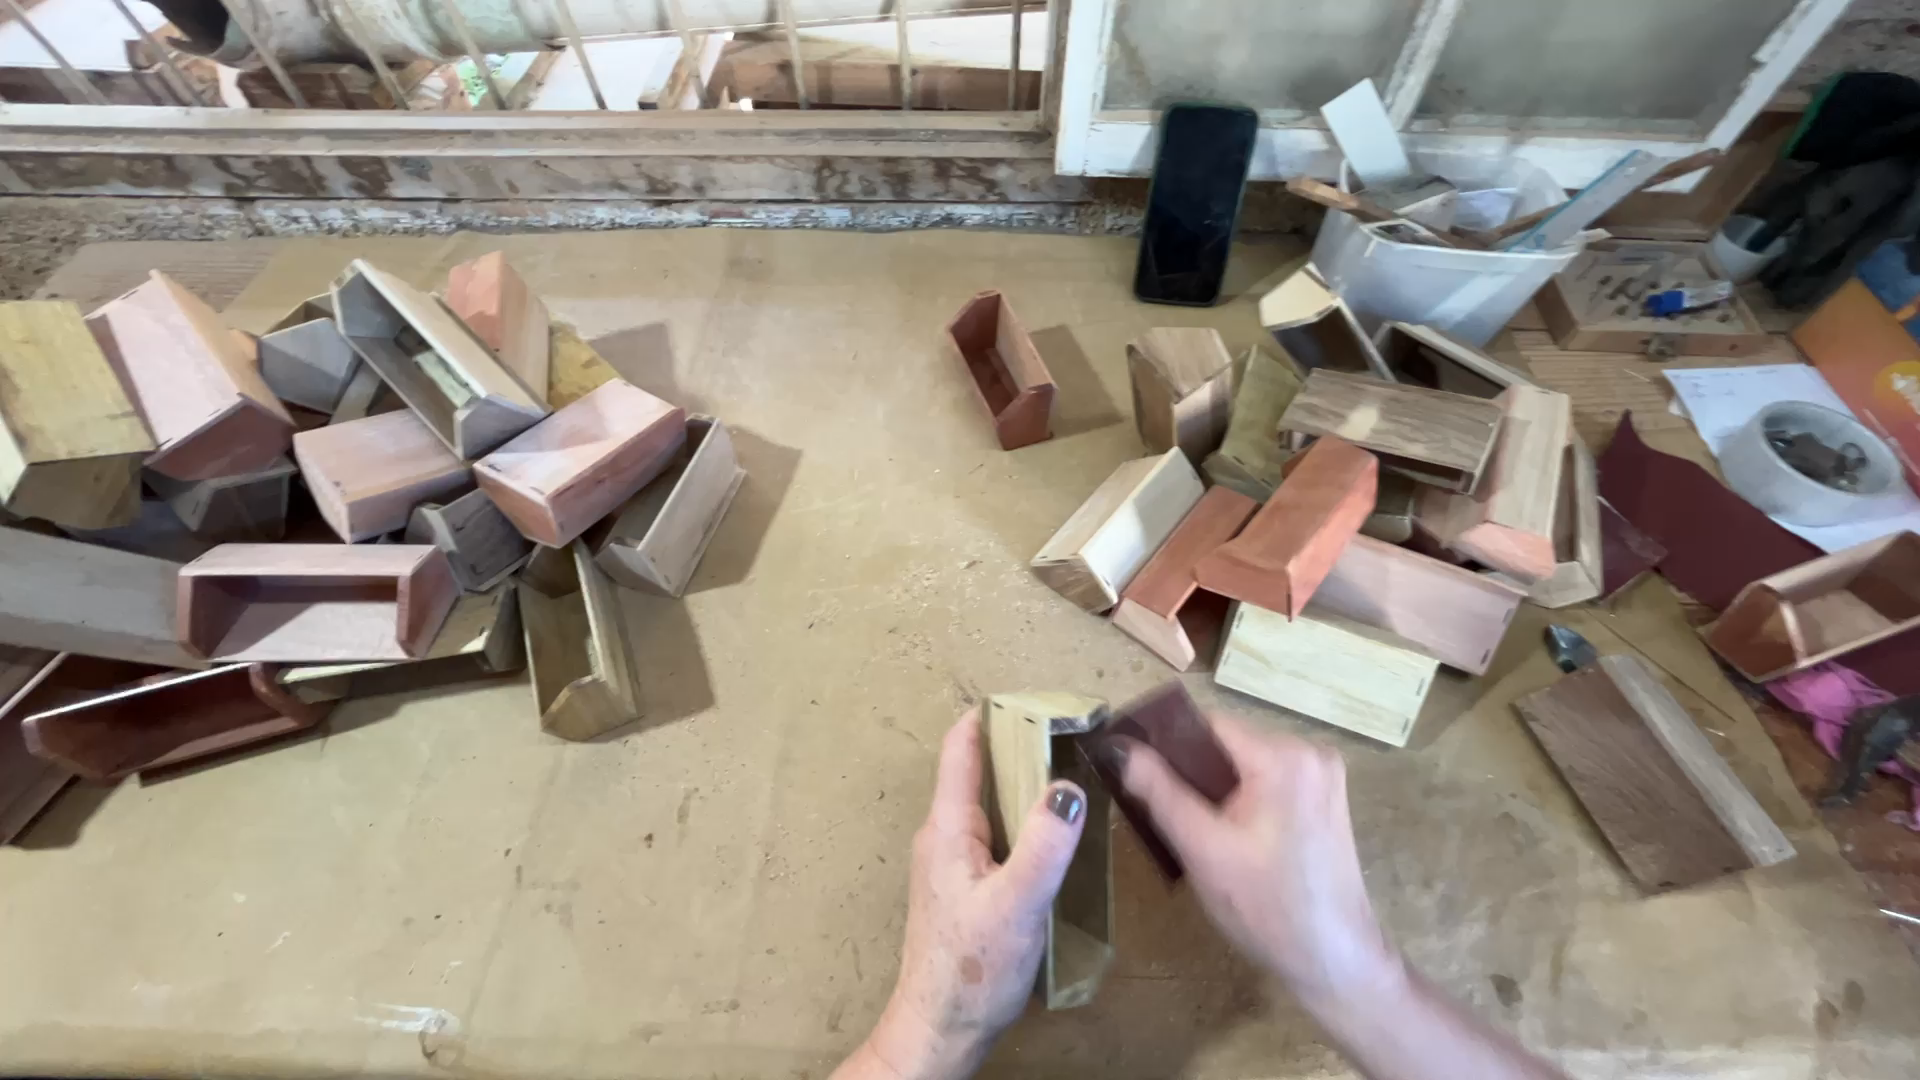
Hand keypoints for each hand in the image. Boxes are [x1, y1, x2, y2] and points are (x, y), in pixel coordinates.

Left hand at [840, 710, 1087, 1079]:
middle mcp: (942, 832)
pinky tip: (1046, 828)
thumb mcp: (1017, 903)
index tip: (1032, 699)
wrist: (939, 1028)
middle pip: (975, 768)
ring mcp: (949, 857)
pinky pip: (990, 827)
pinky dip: (1017, 812)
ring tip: (1064, 772)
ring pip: (985, 799)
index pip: (961, 748)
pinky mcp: (960, 881)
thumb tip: (1067, 786)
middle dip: (1015, 744)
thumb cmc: (973, 967)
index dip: (990, 716)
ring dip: (1018, 780)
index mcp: (948, 825)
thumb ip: (1044, 845)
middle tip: (1065, 734)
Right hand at [1111, 712, 1397, 1005]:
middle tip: (1155, 803)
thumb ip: (1158, 790)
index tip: (1133, 765)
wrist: (1337, 966)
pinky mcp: (1323, 796)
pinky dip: (1236, 795)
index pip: (1207, 724)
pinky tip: (1220, 829)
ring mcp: (1321, 775)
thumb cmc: (1268, 909)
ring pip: (1242, 761)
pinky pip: (1263, 778)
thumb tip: (1118, 746)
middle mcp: (1309, 752)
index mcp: (1283, 757)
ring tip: (1185, 821)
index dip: (1165, 741)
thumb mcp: (1202, 849)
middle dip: (1188, 769)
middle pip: (1226, 742)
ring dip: (1210, 784)